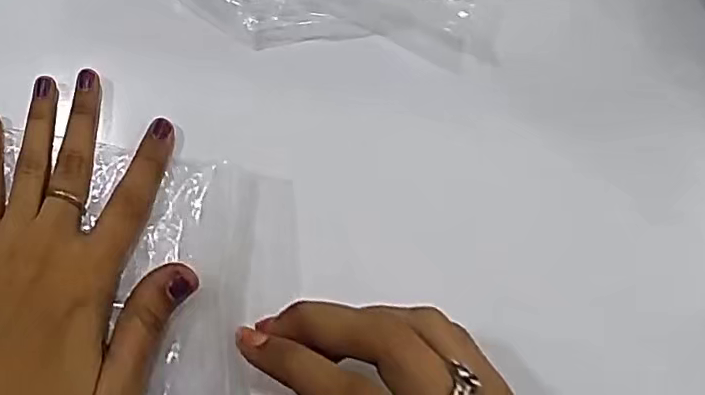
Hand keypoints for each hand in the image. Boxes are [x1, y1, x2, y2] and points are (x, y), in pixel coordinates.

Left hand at [0, 70, 196, 394]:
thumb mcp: (109, 388)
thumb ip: (143, 325)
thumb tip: (182, 274)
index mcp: (84, 277)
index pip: (128, 207)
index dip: (148, 164)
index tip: (161, 128)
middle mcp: (45, 245)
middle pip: (73, 168)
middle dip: (85, 119)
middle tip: (89, 78)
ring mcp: (7, 240)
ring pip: (28, 165)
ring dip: (38, 121)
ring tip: (46, 84)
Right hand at [237, 302, 512, 394]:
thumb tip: (294, 384)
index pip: (339, 388)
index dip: (284, 359)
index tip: (251, 343)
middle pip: (379, 338)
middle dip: (314, 323)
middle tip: (272, 328)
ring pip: (420, 326)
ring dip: (359, 317)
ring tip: (323, 327)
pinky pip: (454, 339)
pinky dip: (407, 325)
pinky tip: (381, 333)